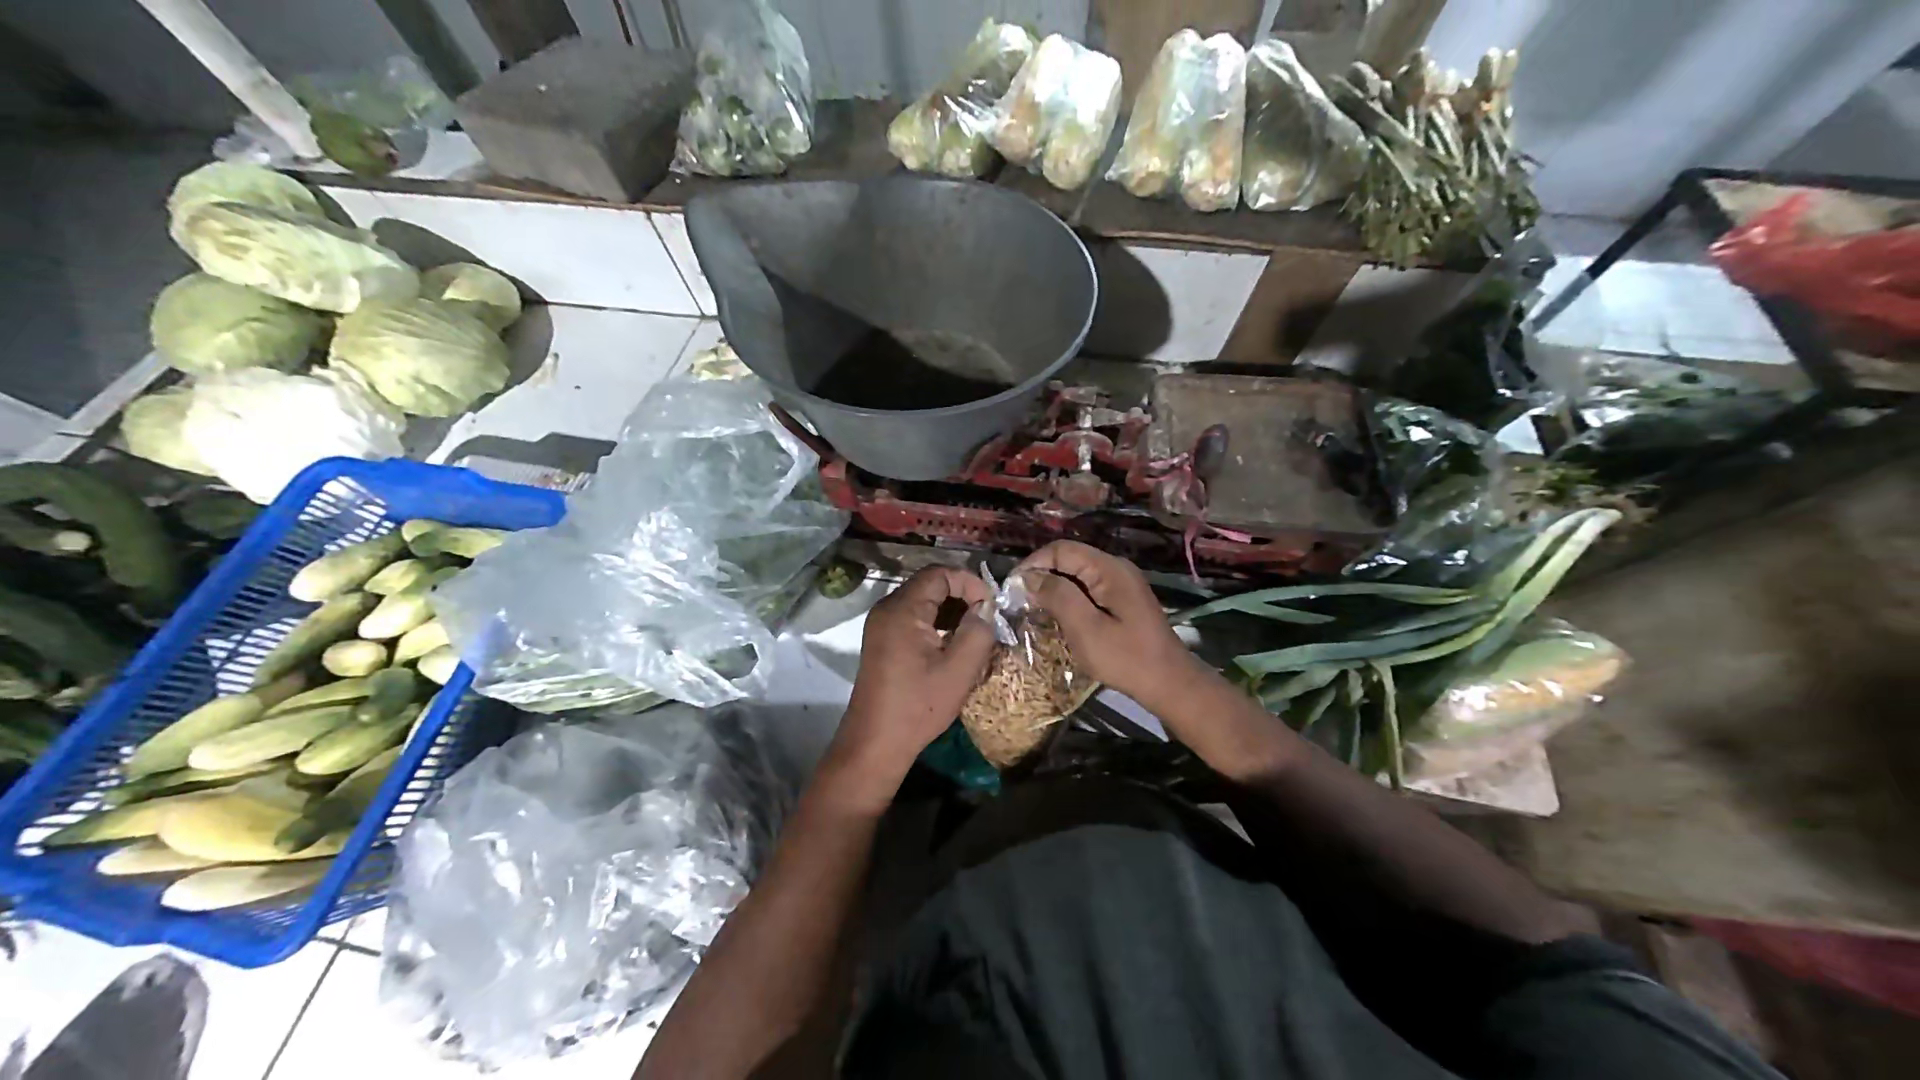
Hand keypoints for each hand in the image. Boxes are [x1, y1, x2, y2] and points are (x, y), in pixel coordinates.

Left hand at [835, 567, 996, 786]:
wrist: (876, 741)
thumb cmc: (918, 705)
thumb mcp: (959, 670)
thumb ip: (978, 632)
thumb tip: (986, 609)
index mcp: (902, 609)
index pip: (939, 574)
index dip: (969, 583)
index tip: (991, 607)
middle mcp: (887, 609)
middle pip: (929, 585)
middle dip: (962, 596)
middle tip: (987, 619)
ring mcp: (881, 625)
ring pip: (922, 601)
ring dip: (950, 610)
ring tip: (975, 632)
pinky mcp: (881, 641)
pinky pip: (912, 618)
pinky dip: (936, 622)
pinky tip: (953, 644)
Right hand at [1017, 541, 1197, 708]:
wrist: (1168, 683)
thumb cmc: (1126, 658)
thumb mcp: (1086, 628)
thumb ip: (1058, 596)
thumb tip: (1030, 577)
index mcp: (1109, 569)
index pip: (1062, 549)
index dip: (1034, 563)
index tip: (1013, 588)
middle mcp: (1116, 568)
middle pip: (1069, 559)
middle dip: (1041, 576)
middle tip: (1019, 601)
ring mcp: (1121, 584)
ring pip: (1077, 575)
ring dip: (1053, 588)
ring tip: (1032, 609)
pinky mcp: (1122, 600)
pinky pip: (1088, 589)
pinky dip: (1068, 598)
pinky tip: (1057, 617)